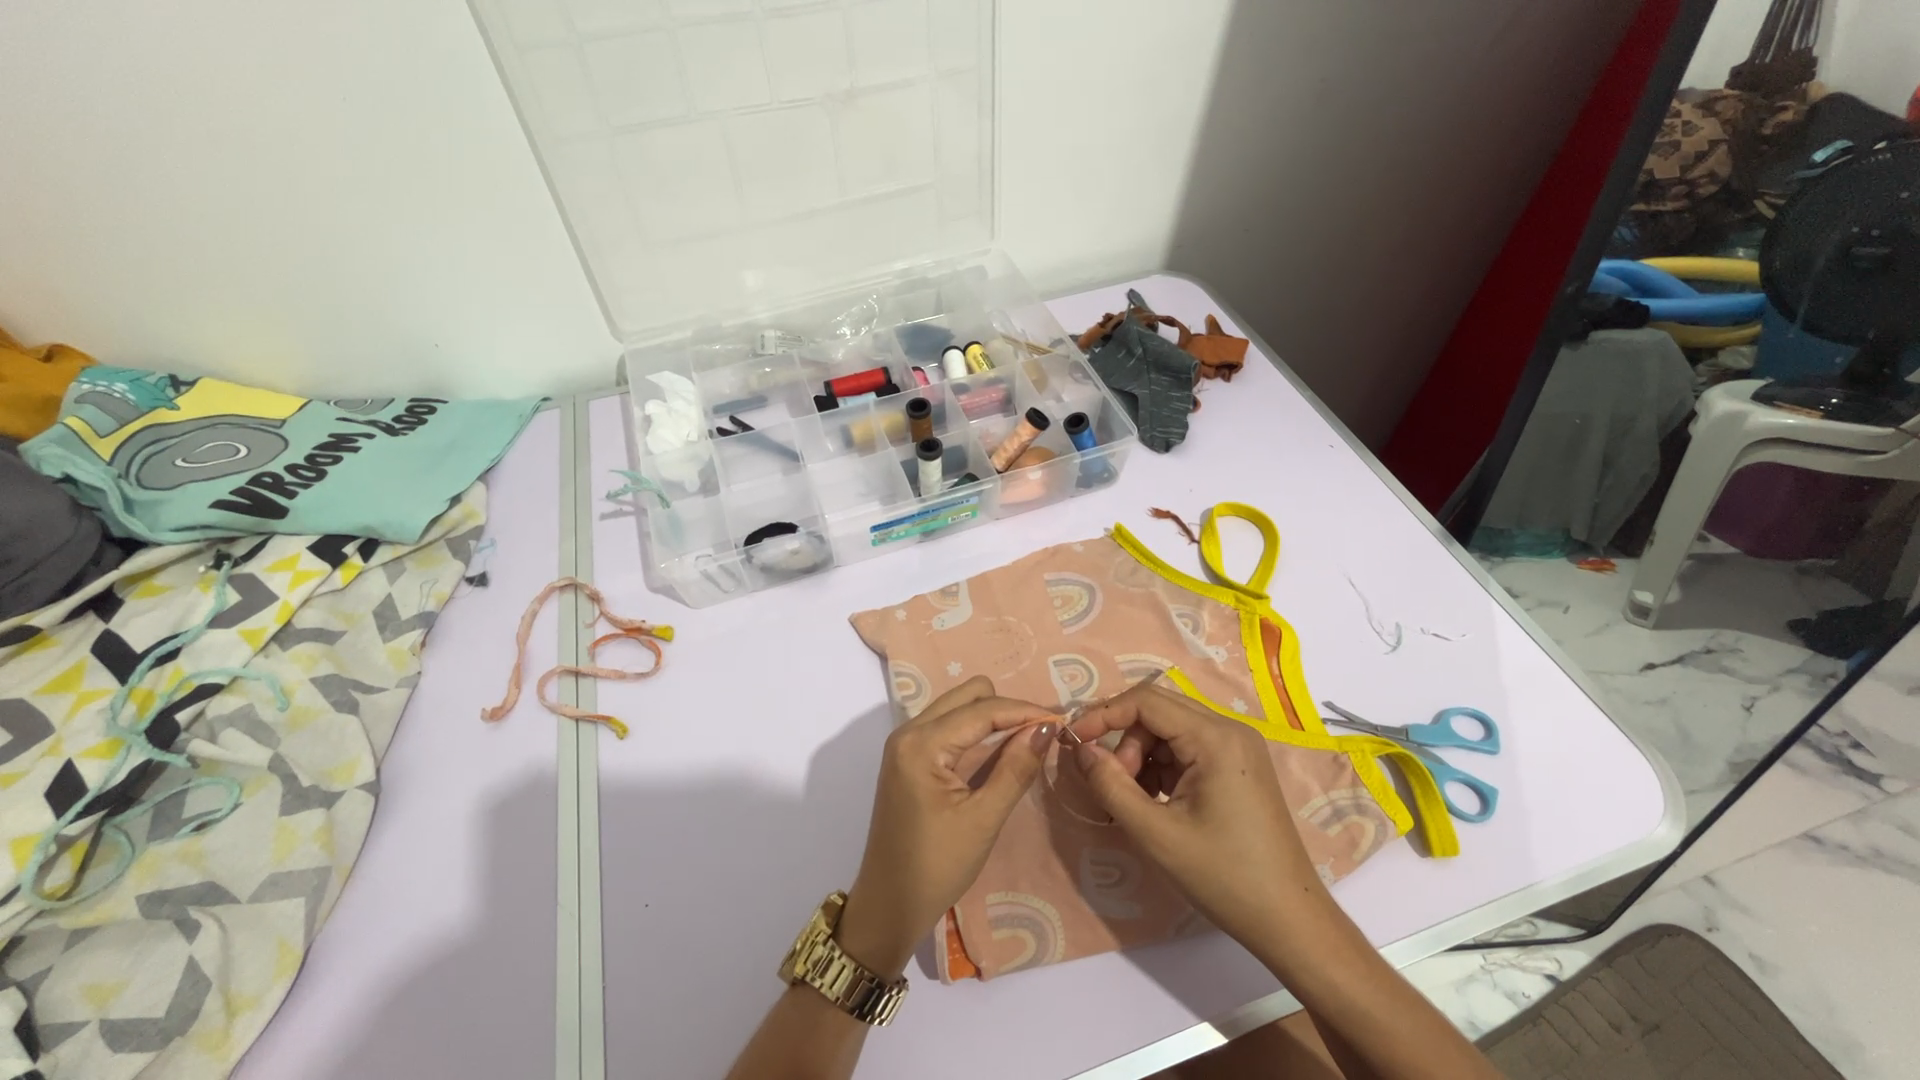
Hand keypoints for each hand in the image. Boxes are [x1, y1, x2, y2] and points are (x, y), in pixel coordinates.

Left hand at [837, 677, 1055, 976]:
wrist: (889, 904)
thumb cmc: (936, 866)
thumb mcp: (983, 819)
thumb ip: (1015, 768)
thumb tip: (1047, 727)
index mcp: (922, 744)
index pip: (982, 709)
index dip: (1025, 711)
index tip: (1063, 719)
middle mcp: (908, 732)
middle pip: (968, 695)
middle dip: (1008, 707)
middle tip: (1043, 733)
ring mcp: (905, 744)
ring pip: (958, 707)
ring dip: (993, 717)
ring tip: (1029, 740)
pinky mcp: (909, 759)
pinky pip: (948, 727)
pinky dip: (976, 731)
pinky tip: (1001, 751)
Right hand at [1064, 683, 1337, 959]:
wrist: (1288, 919)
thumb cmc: (1222, 876)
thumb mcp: (1155, 833)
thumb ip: (1111, 785)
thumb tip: (1080, 750)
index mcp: (1215, 738)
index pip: (1145, 701)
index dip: (1102, 715)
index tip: (1071, 743)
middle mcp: (1230, 731)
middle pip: (1158, 711)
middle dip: (1124, 741)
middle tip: (1113, 785)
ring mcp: (1238, 749)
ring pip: (1170, 731)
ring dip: (1142, 756)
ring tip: (1136, 801)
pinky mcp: (1238, 769)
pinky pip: (1187, 750)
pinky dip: (1162, 768)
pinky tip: (1156, 803)